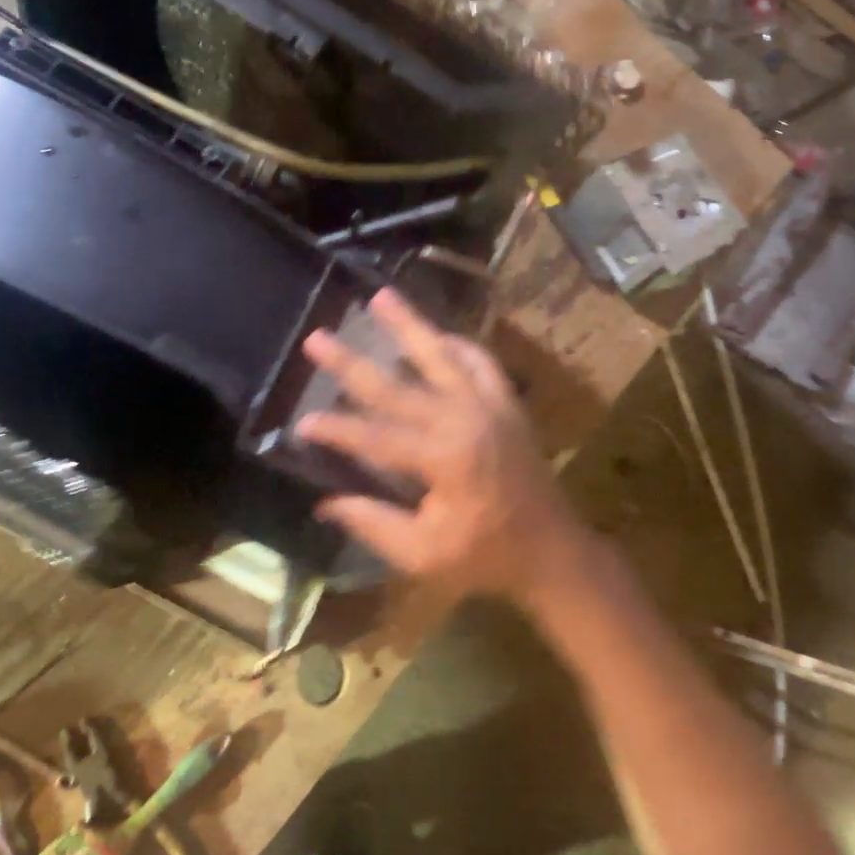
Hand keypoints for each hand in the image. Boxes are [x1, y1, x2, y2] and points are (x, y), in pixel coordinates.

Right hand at [296, 288, 588, 598]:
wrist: (553, 551)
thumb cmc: (485, 557)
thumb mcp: (423, 554)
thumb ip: (373, 523)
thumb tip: (326, 502)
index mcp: (444, 458)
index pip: (374, 437)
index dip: (335, 430)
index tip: (301, 422)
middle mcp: (465, 419)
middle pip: (397, 385)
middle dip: (351, 363)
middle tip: (316, 338)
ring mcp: (490, 406)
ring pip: (442, 355)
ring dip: (409, 325)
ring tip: (381, 296)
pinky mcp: (507, 404)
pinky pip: (481, 362)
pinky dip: (457, 346)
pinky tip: (437, 337)